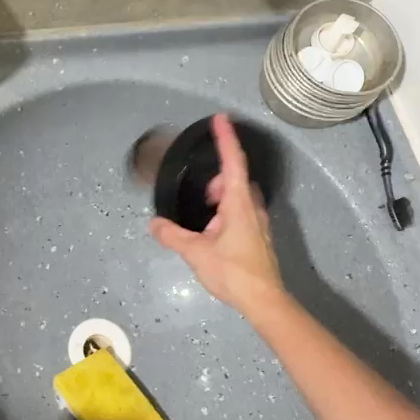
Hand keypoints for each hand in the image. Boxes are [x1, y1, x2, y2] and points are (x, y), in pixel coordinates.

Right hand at [149, 113, 285, 311]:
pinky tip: (212, 234)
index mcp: (238, 203)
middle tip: (201, 194)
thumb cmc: (233, 271)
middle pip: (236, 180)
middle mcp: (252, 208)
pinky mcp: (259, 238)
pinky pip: (241, 213)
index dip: (226, 139)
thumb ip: (173, 236)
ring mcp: (258, 223)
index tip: (221, 118)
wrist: (264, 300)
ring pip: (239, 198)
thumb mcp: (196, 253)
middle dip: (218, 179)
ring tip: (204, 216)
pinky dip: (226, 214)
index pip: (233, 163)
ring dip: (222, 198)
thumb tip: (155, 224)